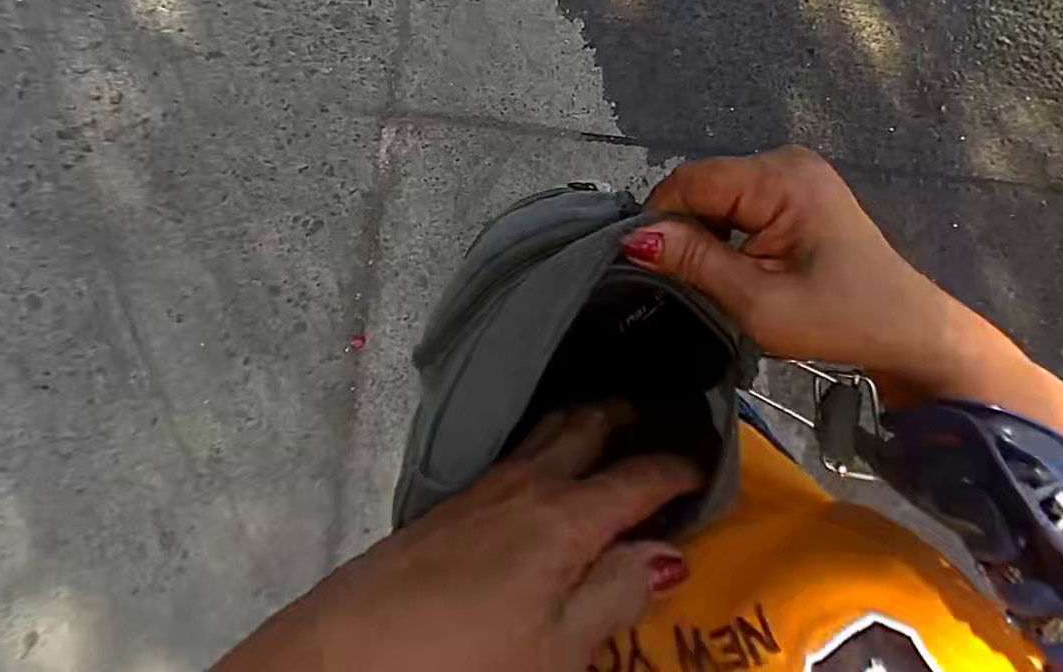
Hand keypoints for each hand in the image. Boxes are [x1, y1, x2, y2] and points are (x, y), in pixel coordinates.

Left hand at [215, 406, 699, 671]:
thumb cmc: (469, 654)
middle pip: (583, 426)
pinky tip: (546, 458)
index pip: (633, 479)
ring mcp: (490, 482)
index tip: (701, 464)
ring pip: (547, 429)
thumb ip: (614, 594)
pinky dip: (547, 438)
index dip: (673, 469)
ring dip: (582, 418)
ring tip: (606, 419)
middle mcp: (528, 482)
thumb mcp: (557, 649)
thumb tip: (668, 555)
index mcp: (564, 519)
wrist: (361, 642)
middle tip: (650, 413)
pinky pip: (519, 447)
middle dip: (621, 414)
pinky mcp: (462, 492)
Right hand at [621, 148, 1013, 393]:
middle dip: (682, 227)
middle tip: (686, 275)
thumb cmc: (839, 321)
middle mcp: (784, 160)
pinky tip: (733, 258)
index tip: (649, 262)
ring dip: (701, 230)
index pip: (689, 182)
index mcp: (780, 179)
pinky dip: (722, 228)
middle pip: (700, 184)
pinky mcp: (793, 187)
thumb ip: (693, 261)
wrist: (911, 335)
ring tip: (711, 271)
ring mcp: (791, 170)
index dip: (660, 219)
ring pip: (713, 192)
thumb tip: (633, 238)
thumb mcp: (757, 300)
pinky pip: (734, 198)